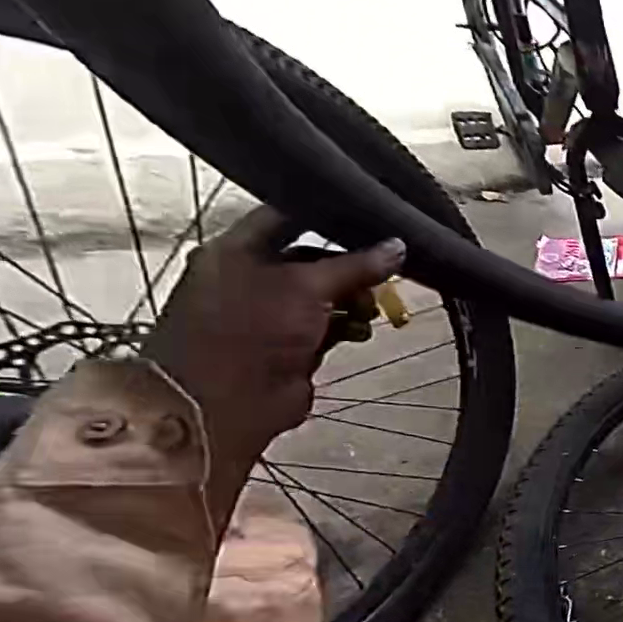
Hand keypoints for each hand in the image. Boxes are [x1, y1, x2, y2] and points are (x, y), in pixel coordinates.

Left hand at [144, 206, 403, 510]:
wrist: (223, 405)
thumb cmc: (251, 330)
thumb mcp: (306, 286)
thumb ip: (355, 265)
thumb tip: (398, 246)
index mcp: (239, 249)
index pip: (289, 216)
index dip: (329, 216)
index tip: (372, 221)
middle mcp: (253, 276)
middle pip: (315, 258)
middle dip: (351, 268)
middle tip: (380, 277)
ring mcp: (272, 313)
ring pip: (326, 294)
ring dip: (354, 299)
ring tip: (370, 309)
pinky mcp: (292, 344)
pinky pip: (329, 324)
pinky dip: (347, 325)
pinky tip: (361, 330)